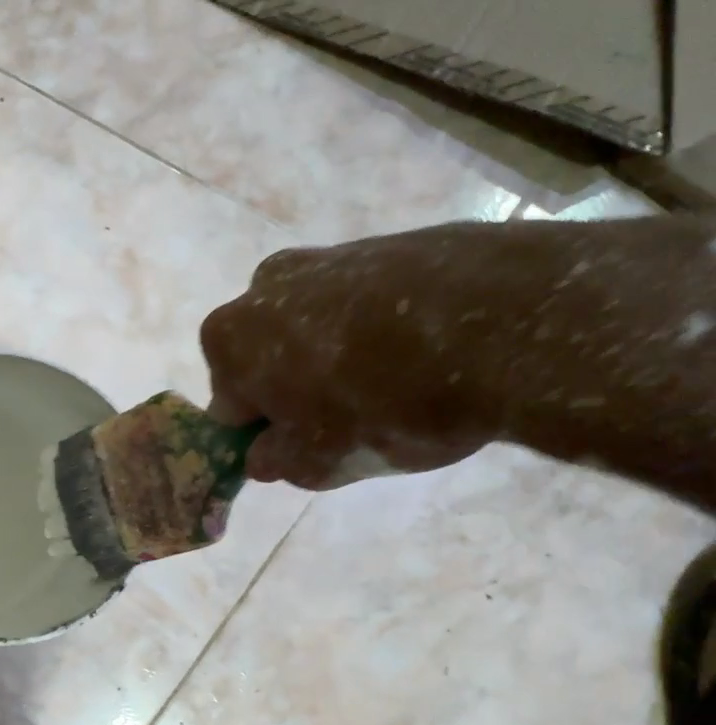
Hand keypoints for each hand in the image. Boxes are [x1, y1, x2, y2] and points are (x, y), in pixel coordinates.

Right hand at [199, 223, 534, 489]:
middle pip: (268, 353)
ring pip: (319, 324)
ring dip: (340, 355)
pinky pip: (375, 300)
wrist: (519, 323)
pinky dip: (390, 327)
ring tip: (399, 387)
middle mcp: (265, 286)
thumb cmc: (386, 404)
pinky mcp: (400, 242)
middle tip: (347, 419)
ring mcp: (333, 256)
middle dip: (295, 384)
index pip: (229, 401)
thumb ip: (279, 460)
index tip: (299, 448)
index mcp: (227, 338)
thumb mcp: (321, 461)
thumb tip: (267, 455)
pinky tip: (432, 354)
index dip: (262, 431)